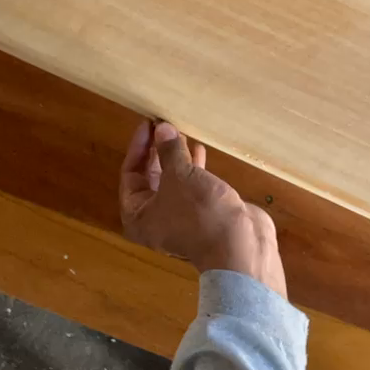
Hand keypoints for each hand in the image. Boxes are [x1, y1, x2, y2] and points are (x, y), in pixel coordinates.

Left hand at [120, 120, 287, 299]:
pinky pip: (191, 187)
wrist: (240, 245)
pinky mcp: (201, 215)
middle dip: (157, 152)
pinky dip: (193, 169)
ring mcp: (179, 218)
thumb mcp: (180, 175)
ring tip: (181, 133)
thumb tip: (162, 128)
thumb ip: (169, 150)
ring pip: (172, 182)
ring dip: (176, 158)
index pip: (130, 174)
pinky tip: (199, 150)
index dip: (139, 147)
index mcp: (137, 216)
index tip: (149, 124)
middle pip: (149, 179)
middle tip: (164, 126)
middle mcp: (154, 219)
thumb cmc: (199, 211)